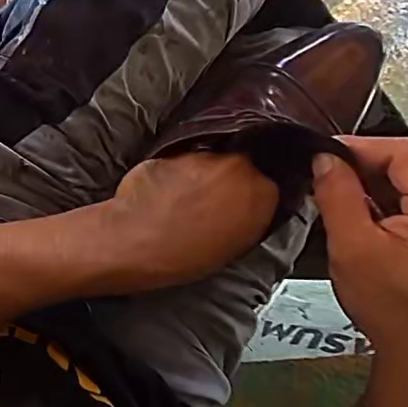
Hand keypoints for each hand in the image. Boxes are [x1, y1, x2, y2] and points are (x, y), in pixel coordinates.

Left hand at [77, 151, 277, 294]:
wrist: (135, 240)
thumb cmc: (184, 255)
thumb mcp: (236, 244)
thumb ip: (252, 215)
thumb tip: (249, 204)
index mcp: (263, 193)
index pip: (272, 179)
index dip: (254, 188)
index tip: (242, 197)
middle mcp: (238, 166)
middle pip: (242, 162)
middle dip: (230, 175)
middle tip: (213, 194)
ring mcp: (203, 155)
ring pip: (210, 159)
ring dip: (201, 172)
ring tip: (185, 194)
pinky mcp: (171, 151)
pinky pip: (180, 159)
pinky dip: (176, 170)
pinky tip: (165, 188)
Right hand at [311, 137, 407, 406]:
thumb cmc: (392, 307)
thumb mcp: (353, 247)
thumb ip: (338, 195)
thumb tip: (324, 157)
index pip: (404, 152)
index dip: (357, 147)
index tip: (318, 155)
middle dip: (366, 168)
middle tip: (322, 179)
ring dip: (379, 188)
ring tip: (340, 201)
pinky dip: (396, 206)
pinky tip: (369, 222)